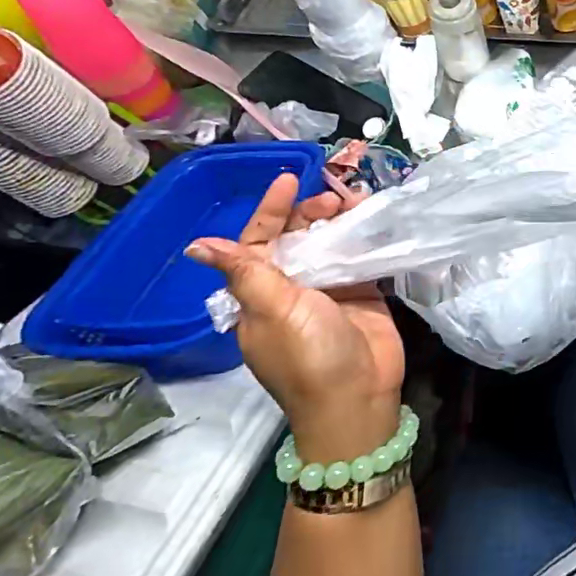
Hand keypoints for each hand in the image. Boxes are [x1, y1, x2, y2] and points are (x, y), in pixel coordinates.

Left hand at [187, 173, 403, 459]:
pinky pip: (361, 259)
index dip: (271, 210)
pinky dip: (368, 239)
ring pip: (331, 244)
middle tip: (336, 199)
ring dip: (343, 220)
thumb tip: (198, 245)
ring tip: (359, 202)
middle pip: (298, 237)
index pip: (258, 240)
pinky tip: (377, 222)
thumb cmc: (309, 355)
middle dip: (313, 211)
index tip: (289, 179)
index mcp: (261, 292)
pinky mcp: (362, 296)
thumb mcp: (274, 311)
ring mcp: (330, 291)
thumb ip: (246, 272)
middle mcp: (292, 288)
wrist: (358, 396)